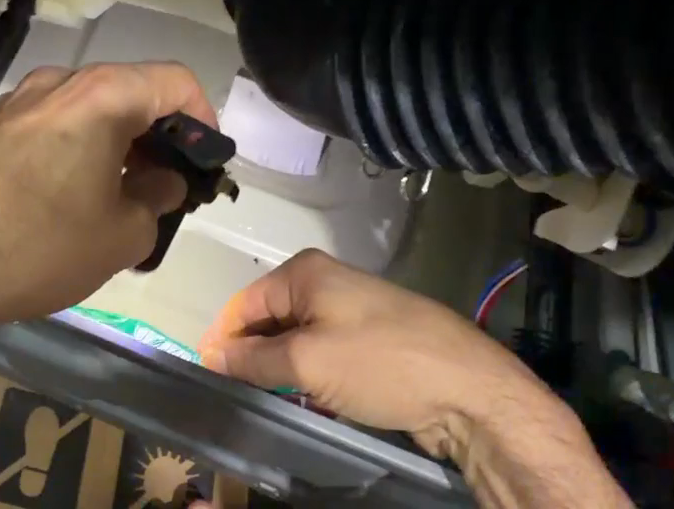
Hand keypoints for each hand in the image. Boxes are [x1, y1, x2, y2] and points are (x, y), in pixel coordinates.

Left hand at [0, 61, 214, 328]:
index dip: (203, 118)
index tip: (205, 163)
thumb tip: (163, 181)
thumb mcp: (120, 234)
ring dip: (116, 143)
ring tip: (122, 197)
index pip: (175, 82)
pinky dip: (77, 148)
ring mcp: (19, 100)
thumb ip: (157, 199)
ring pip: (88, 108)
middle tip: (168, 186)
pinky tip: (71, 197)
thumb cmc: (39, 245)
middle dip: (158, 135)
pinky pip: (52, 124)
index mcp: (102, 95)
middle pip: (130, 91)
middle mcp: (60, 82)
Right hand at [199, 249, 551, 454]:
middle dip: (250, 354)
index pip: (244, 302)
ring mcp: (350, 309)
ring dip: (279, 367)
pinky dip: (308, 374)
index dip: (222, 338)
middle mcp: (324, 281)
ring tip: (264, 401)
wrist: (468, 388)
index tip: (205, 378)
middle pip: (269, 318)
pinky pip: (323, 352)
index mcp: (304, 272)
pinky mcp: (371, 339)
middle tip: (234, 395)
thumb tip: (211, 356)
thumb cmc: (380, 362)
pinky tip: (304, 399)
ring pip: (296, 338)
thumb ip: (254, 359)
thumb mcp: (308, 362)